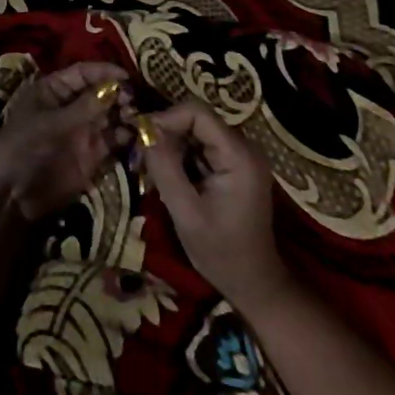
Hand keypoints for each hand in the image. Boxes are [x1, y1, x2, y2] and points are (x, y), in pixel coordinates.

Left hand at [0, 62, 125, 220]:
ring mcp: (81, 130)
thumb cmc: (25, 145)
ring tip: (136, 116)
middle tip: (133, 100)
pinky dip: (124, 136)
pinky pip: (112, 139)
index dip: (103, 71)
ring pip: (109, 116)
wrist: (13, 190)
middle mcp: (69, 107)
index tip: (127, 76)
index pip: (81, 73)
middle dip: (117, 93)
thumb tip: (113, 89)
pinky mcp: (91, 154)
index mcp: (52, 90)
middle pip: (99, 93)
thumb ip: (83, 107)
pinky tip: (132, 135)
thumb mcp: (51, 123)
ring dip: (124, 114)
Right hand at [142, 102, 290, 309]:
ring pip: (195, 132)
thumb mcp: (185, 211)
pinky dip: (180, 155)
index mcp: (239, 157)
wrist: (253, 281)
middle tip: (141, 156)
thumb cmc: (220, 251)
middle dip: (165, 132)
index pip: (197, 113)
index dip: (166, 118)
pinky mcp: (232, 166)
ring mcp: (240, 157)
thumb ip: (165, 167)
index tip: (142, 138)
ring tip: (150, 168)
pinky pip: (200, 146)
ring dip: (170, 145)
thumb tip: (144, 130)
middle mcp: (244, 149)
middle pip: (195, 119)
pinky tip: (167, 177)